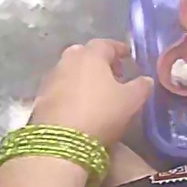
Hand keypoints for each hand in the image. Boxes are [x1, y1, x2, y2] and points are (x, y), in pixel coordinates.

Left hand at [27, 39, 153, 145]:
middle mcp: (68, 61)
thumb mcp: (131, 101)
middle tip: (112, 74)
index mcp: (91, 56)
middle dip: (99, 61)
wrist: (61, 142)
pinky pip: (61, 88)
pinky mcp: (40, 98)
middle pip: (84, 54)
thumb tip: (146, 79)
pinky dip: (71, 92)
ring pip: (70, 71)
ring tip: (97, 93)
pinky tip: (80, 106)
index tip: (128, 56)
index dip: (119, 49)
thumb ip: (141, 86)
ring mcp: (51, 79)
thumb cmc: (101, 113)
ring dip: (83, 77)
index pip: (106, 44)